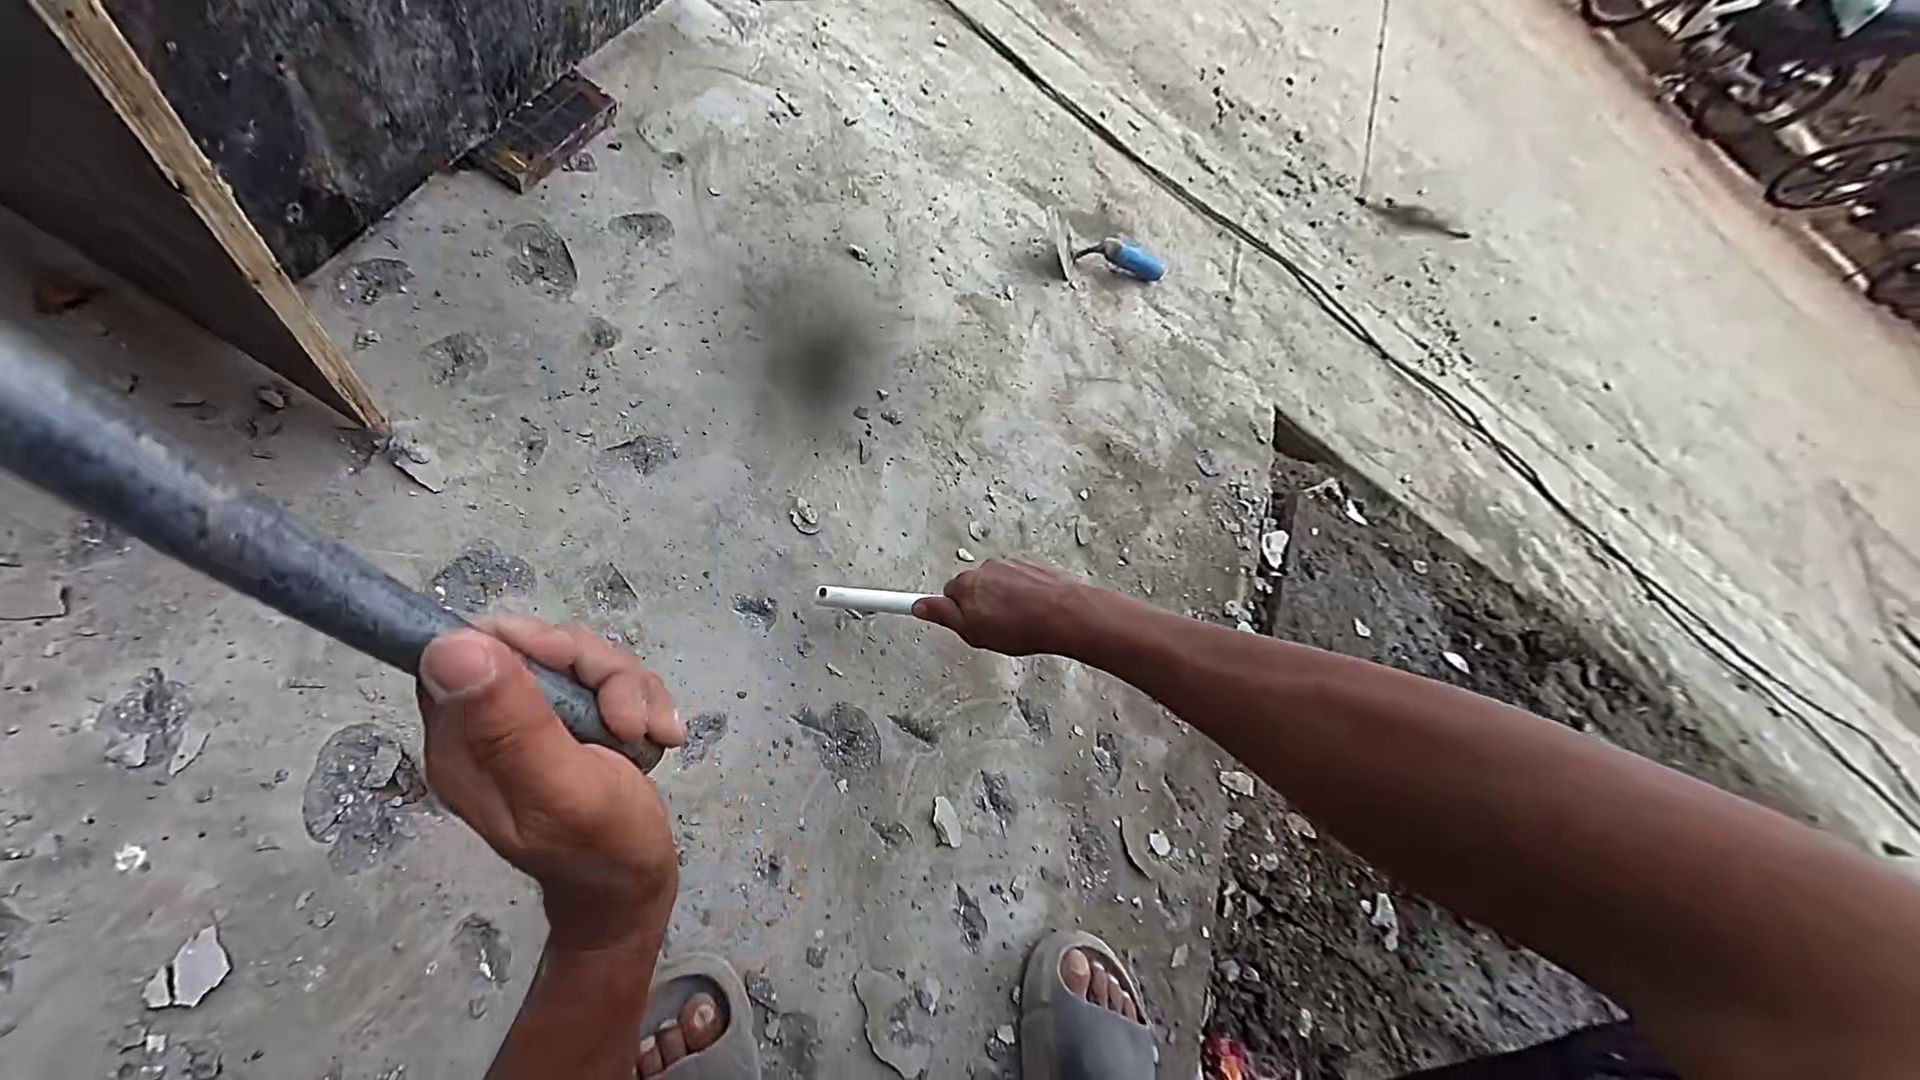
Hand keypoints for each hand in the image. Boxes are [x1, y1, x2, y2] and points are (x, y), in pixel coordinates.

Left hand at [417, 615, 684, 951]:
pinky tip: (659, 736)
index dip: (520, 639)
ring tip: (646, 734)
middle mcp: (499, 721)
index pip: (469, 648)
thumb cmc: (597, 846)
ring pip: (590, 659)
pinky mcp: (587, 717)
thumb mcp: (558, 788)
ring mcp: (547, 718)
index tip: (566, 662)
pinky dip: (649, 700)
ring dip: (633, 690)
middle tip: (622, 717)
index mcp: (465, 740)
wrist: (636, 881)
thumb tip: (452, 645)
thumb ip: (511, 723)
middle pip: (545, 646)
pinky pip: (622, 679)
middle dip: (598, 670)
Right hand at [912, 559, 1104, 655]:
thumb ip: (945, 617)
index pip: (939, 596)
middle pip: (968, 589)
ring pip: (994, 586)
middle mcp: (984, 570)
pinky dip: (1019, 595)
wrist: (1065, 613)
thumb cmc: (1023, 626)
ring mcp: (1008, 566)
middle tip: (990, 629)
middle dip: (975, 606)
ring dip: (1000, 601)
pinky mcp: (1030, 566)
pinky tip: (1030, 612)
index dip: (928, 603)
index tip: (903, 602)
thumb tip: (920, 606)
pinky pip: (1016, 582)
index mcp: (965, 586)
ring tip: (1017, 623)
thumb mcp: (975, 632)